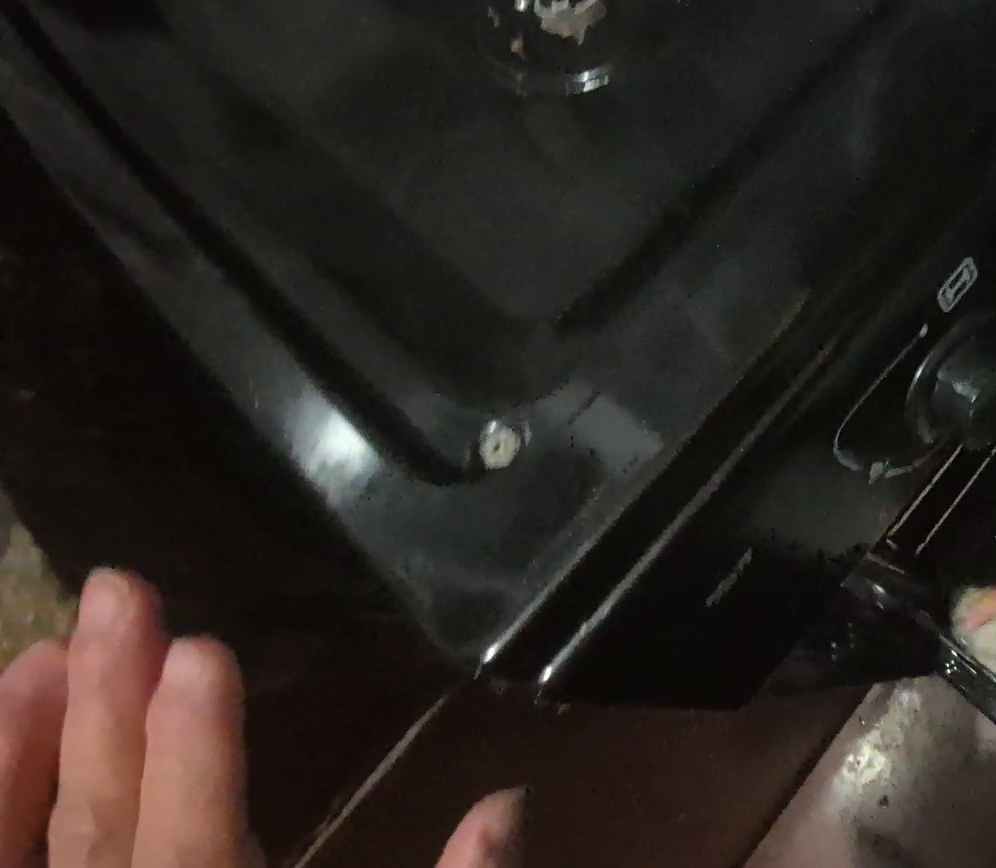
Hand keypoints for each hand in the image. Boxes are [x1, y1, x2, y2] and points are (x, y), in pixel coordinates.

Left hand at [0, 568, 523, 867]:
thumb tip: (506, 801)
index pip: (193, 854)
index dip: (197, 752)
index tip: (200, 649)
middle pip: (95, 834)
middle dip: (110, 707)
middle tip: (117, 594)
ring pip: (8, 860)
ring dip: (18, 751)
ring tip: (46, 650)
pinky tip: (5, 733)